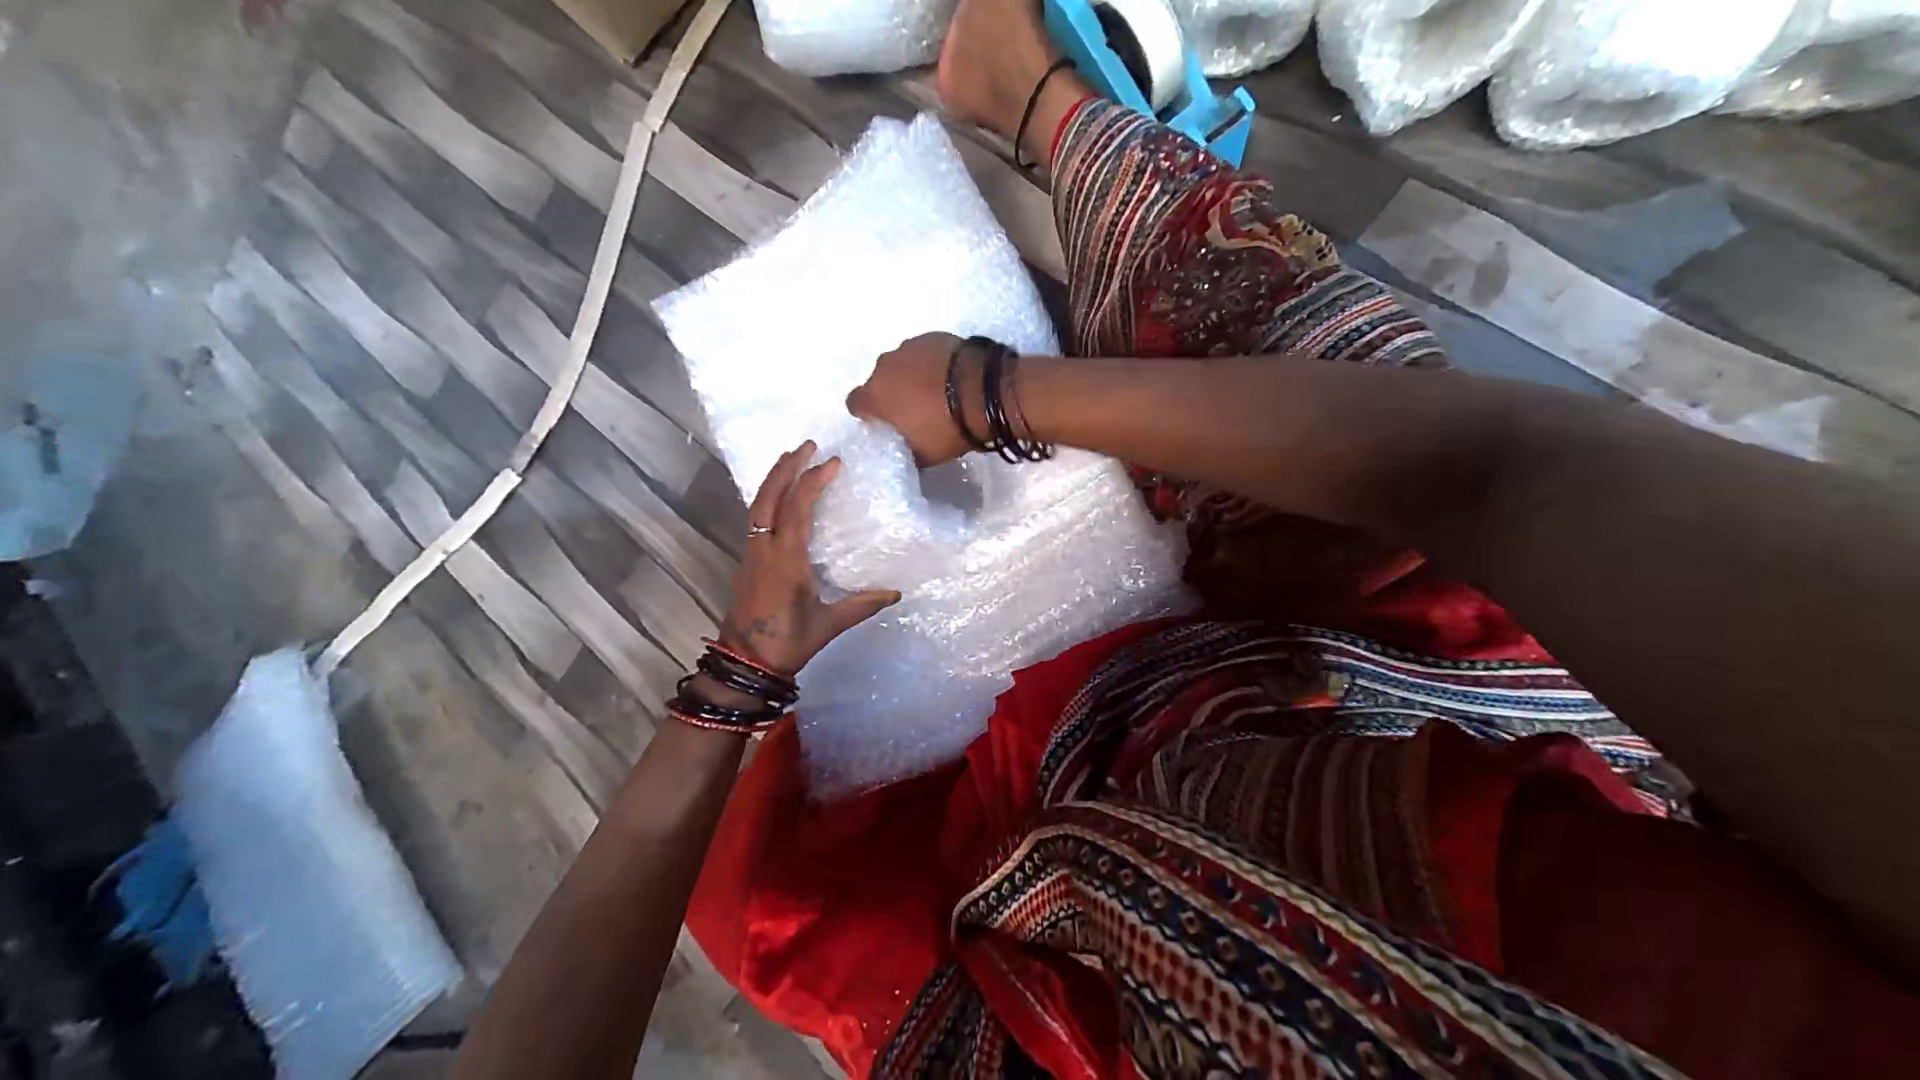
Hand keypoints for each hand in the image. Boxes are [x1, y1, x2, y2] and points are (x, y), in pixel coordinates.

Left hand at [718, 441, 900, 674]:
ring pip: (758, 505)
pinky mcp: (748, 562)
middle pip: (770, 497)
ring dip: (774, 479)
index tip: (832, 463)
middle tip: (807, 445)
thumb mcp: (829, 624)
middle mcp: (765, 549)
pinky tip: (780, 497)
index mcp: (786, 560)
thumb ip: (861, 605)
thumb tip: (895, 593)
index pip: (797, 509)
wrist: (745, 663)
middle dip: (787, 468)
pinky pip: (756, 519)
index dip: (813, 482)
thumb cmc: (787, 642)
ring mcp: (752, 554)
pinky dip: (768, 499)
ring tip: (791, 460)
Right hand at [845, 332, 970, 466]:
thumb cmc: (946, 428)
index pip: (856, 403)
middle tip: (915, 408)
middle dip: (892, 393)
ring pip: (902, 364)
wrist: (982, 391)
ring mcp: (909, 347)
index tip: (884, 422)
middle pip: (880, 381)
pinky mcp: (933, 336)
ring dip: (912, 376)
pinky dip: (932, 363)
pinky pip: (925, 352)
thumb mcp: (923, 455)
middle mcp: (885, 366)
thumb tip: (904, 450)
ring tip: (937, 390)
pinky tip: (950, 375)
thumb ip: (905, 451)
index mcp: (875, 395)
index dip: (868, 413)